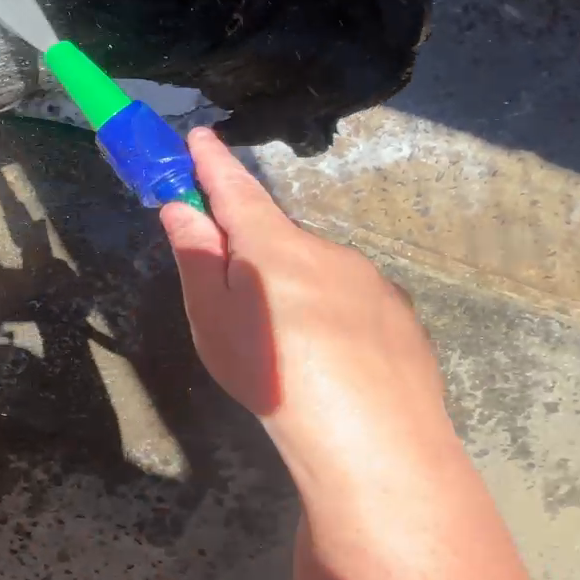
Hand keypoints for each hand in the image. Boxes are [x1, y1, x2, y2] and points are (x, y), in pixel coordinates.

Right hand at [158, 128, 447, 461]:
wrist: (376, 444)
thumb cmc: (272, 371)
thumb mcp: (211, 314)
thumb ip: (196, 255)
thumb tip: (180, 208)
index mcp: (273, 245)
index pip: (235, 189)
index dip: (211, 161)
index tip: (199, 134)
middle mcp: (325, 251)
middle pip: (271, 236)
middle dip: (245, 250)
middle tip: (226, 300)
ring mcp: (370, 282)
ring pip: (309, 269)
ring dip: (285, 285)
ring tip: (277, 344)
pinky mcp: (399, 316)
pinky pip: (344, 297)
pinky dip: (321, 310)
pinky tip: (320, 356)